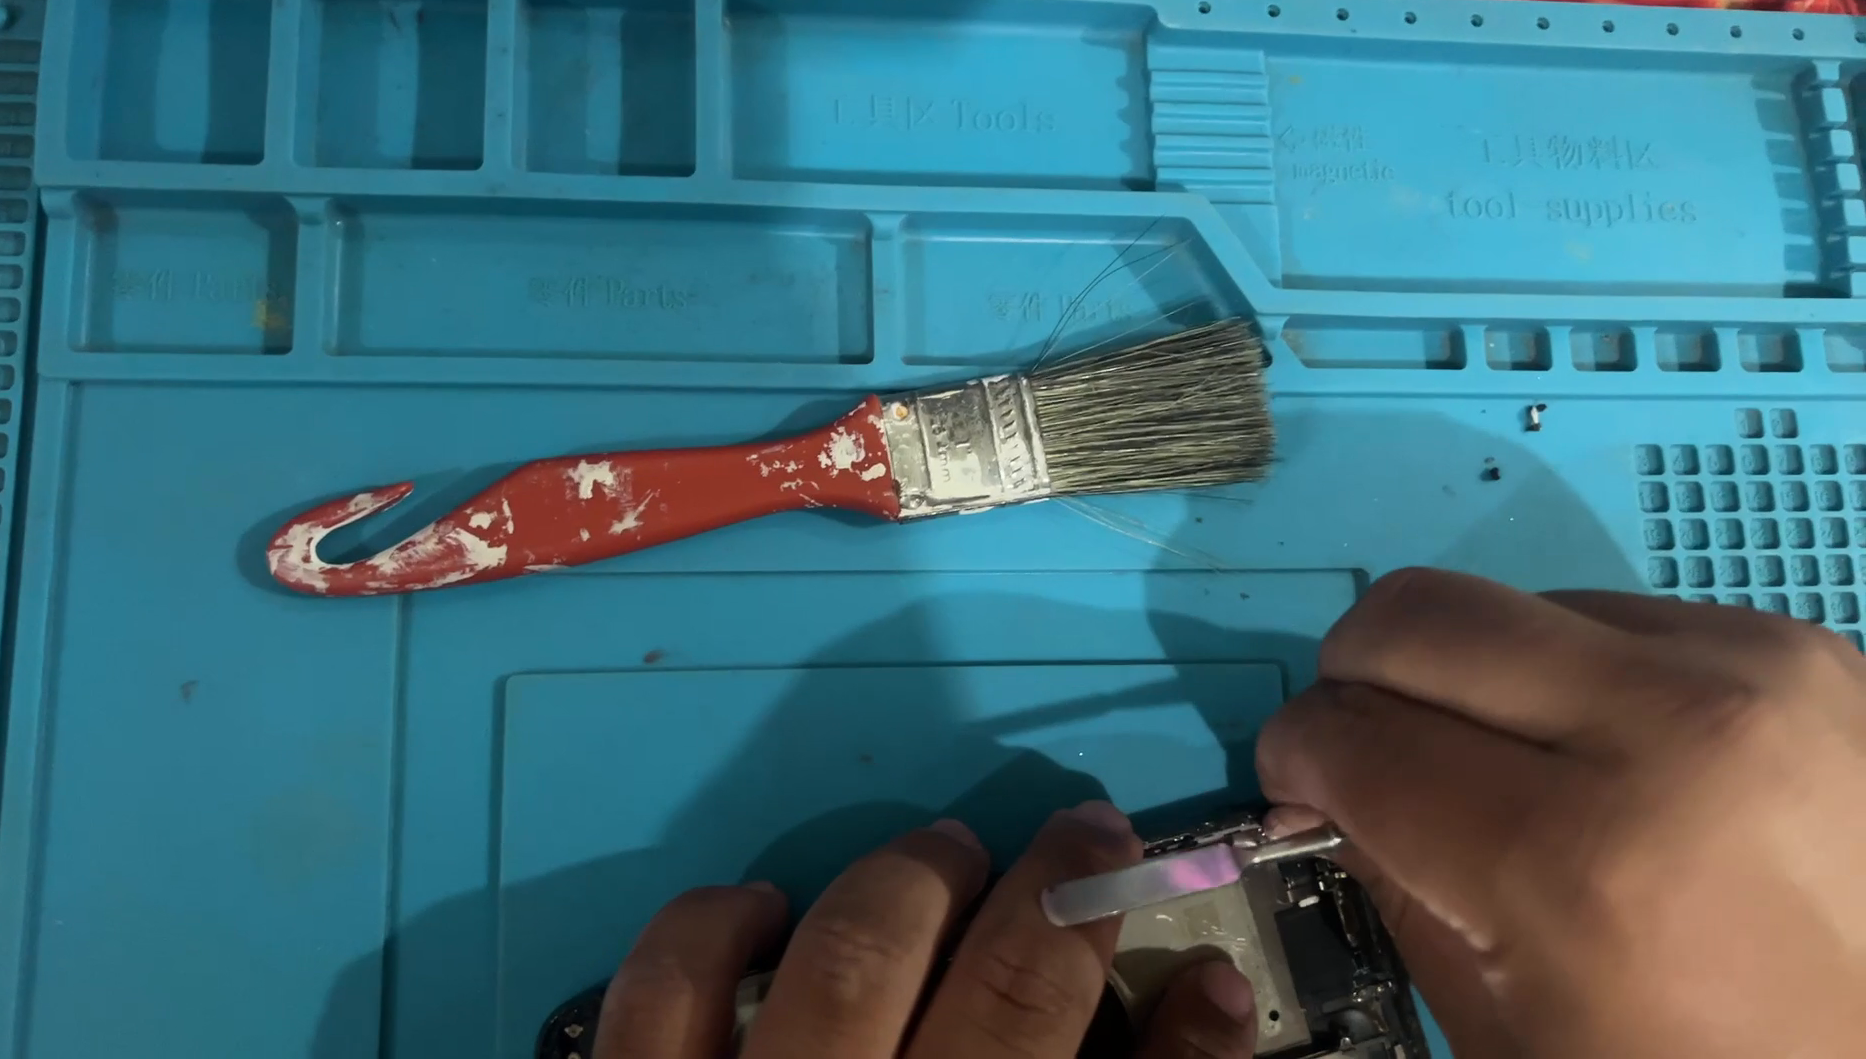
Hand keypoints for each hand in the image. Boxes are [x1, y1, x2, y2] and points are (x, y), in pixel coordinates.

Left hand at [590, 803, 1260, 1058]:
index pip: (1066, 1031)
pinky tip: (766, 910)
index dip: (1109, 935)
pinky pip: (663, 986)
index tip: (1132, 861)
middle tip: (1061, 842)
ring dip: (904, 879)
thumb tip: (1211, 994)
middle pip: (981, 982)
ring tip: (944, 853)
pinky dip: (714, 922)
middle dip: (1034, 884)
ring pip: (840, 955)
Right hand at [1257, 568, 1865, 1058]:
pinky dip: (1543, 669)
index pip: (1340, 733)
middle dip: (1350, 681)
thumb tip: (1312, 784)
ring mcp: (1752, 670)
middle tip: (1374, 752)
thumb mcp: (1490, 1014)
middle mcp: (1673, 729)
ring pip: (1482, 602)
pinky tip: (1596, 747)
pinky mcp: (1798, 648)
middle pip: (1403, 617)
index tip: (1304, 794)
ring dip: (1450, 673)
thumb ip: (1374, 865)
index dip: (1293, 761)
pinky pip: (1582, 613)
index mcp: (1578, 858)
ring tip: (1502, 757)